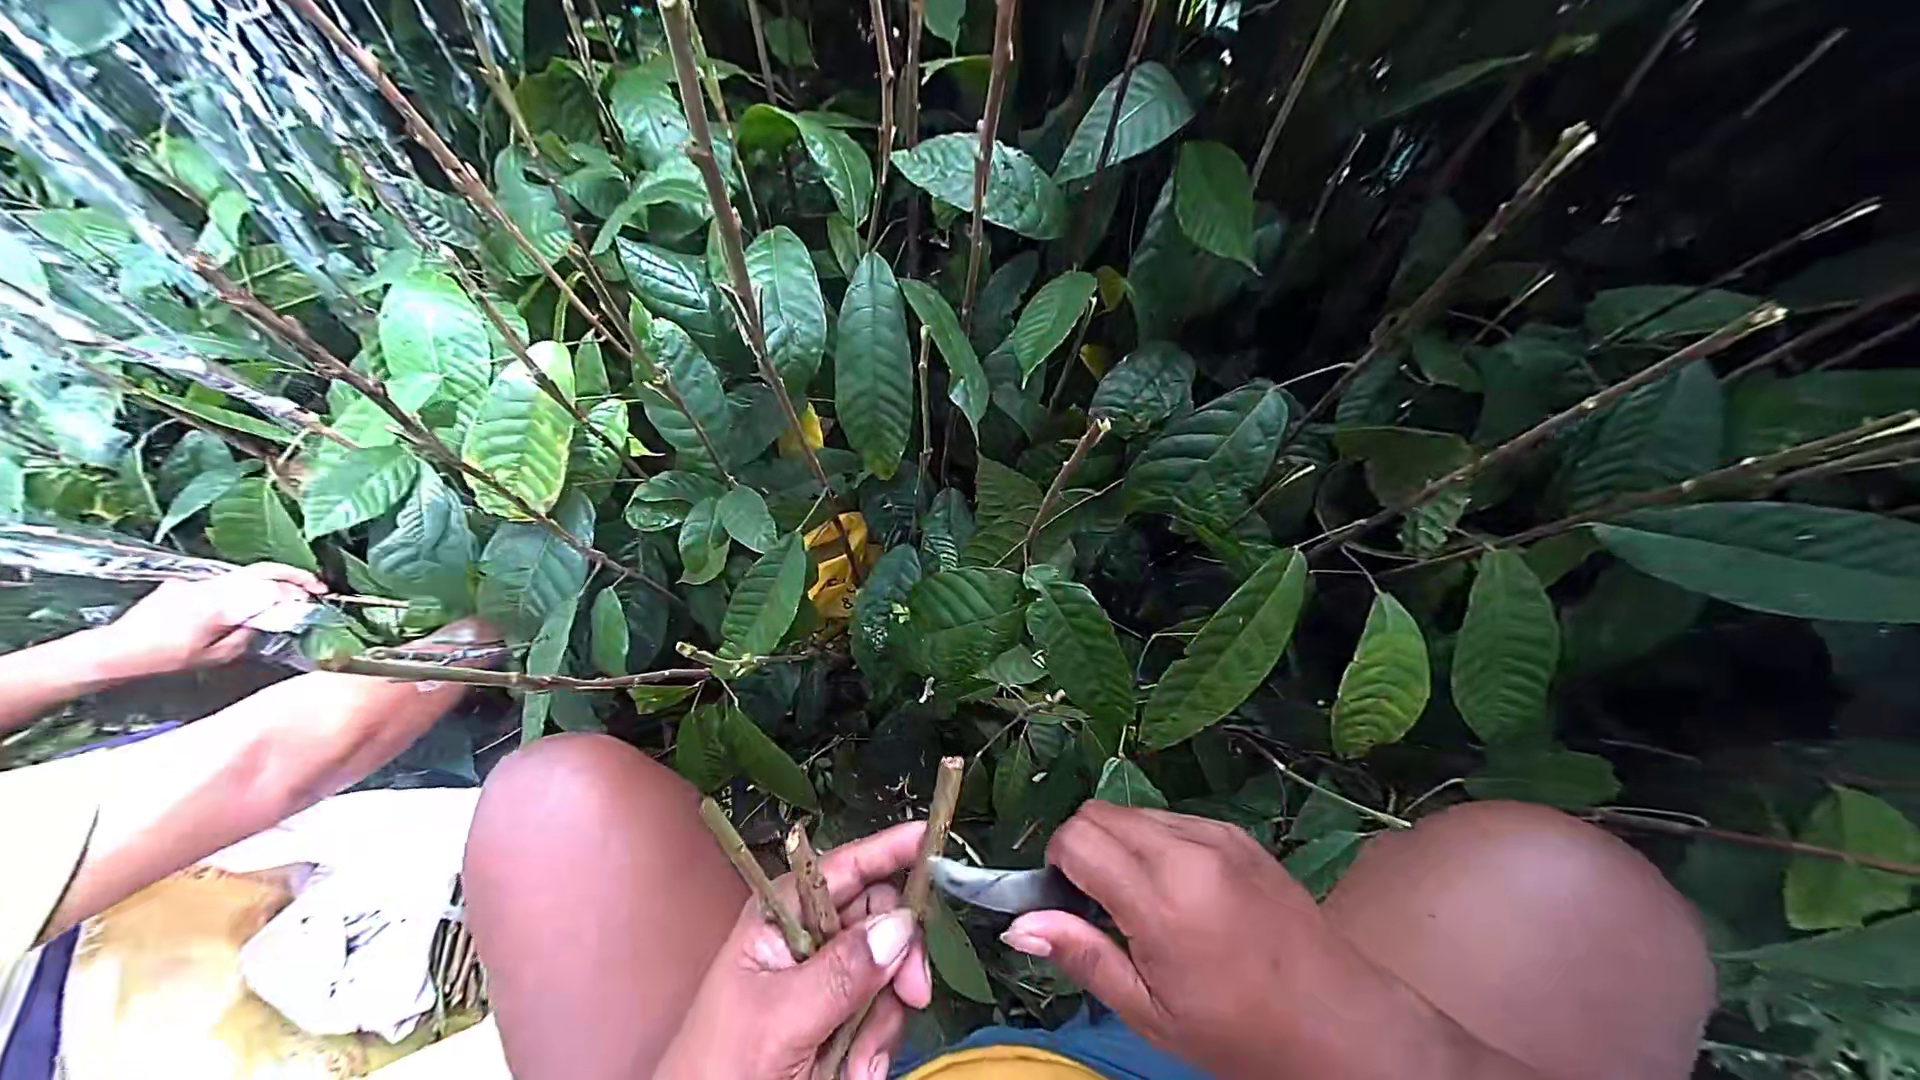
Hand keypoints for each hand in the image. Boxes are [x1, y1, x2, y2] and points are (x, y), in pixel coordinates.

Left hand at [99, 563, 327, 676]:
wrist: (110, 651)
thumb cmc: (167, 659)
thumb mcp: (219, 654)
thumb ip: (251, 631)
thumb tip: (274, 616)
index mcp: (222, 603)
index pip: (274, 589)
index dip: (299, 592)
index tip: (317, 598)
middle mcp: (211, 586)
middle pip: (263, 571)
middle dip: (295, 576)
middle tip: (317, 586)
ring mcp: (195, 582)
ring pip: (245, 575)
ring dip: (272, 580)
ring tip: (289, 592)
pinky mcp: (183, 584)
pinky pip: (223, 581)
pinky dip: (244, 587)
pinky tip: (248, 600)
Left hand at [655, 821, 934, 1079]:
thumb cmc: (721, 1070)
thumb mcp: (777, 1021)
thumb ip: (840, 972)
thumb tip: (900, 925)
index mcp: (782, 916)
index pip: (845, 866)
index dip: (889, 848)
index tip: (930, 840)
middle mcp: (808, 937)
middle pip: (880, 917)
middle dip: (899, 959)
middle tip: (912, 995)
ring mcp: (824, 979)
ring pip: (889, 968)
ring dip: (884, 1018)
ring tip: (857, 1065)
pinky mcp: (837, 1019)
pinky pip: (883, 1012)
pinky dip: (878, 1044)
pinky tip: (855, 1072)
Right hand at [999, 802, 1504, 1079]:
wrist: (1346, 1027)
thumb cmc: (1240, 1037)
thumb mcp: (1151, 1014)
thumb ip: (1082, 955)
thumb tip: (1017, 923)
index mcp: (1162, 900)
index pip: (1075, 839)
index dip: (1058, 867)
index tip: (1070, 905)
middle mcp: (1185, 850)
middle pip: (1096, 813)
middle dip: (1081, 849)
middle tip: (1101, 905)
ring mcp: (1214, 833)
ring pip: (1130, 811)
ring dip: (1117, 844)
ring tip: (1143, 900)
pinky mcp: (1233, 830)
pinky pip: (1167, 818)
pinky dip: (1152, 842)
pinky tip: (1178, 890)